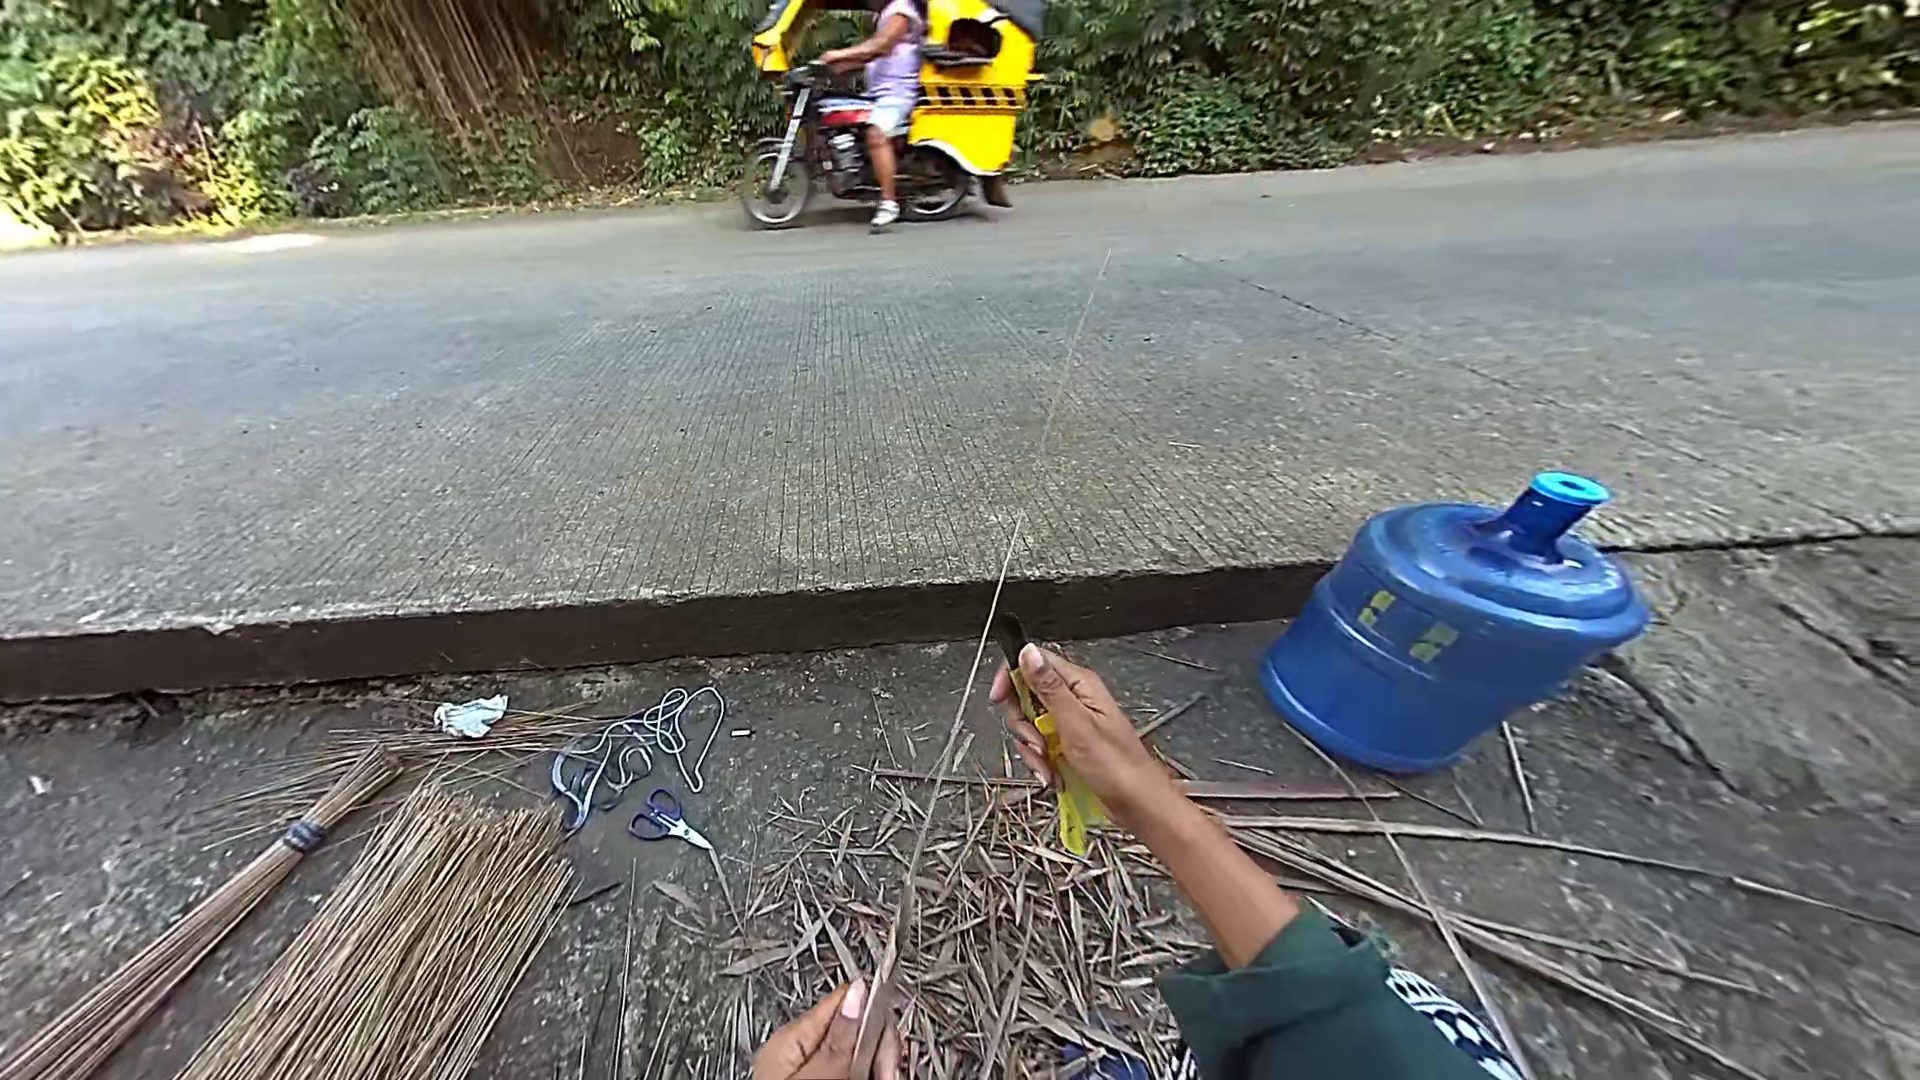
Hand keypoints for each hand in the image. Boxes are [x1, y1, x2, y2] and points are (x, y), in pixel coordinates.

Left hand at [751, 979, 902, 1079]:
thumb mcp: (811, 1079)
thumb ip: (836, 1039)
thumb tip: (860, 987)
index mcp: (789, 1038)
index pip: (847, 998)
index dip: (876, 1016)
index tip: (891, 1048)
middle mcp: (797, 1050)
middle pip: (857, 1024)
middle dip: (879, 1046)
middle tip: (888, 1073)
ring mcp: (807, 1068)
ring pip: (859, 1048)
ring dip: (877, 1062)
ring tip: (883, 1076)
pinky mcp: (817, 1077)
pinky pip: (854, 1066)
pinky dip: (869, 1070)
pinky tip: (874, 1076)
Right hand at [990, 645, 1178, 828]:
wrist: (1137, 805)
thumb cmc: (1117, 766)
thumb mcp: (1076, 724)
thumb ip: (1049, 688)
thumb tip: (1029, 653)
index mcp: (1079, 684)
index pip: (1034, 663)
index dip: (1011, 677)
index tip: (999, 697)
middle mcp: (1074, 697)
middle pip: (1026, 694)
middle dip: (1023, 721)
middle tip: (1035, 740)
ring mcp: (1070, 720)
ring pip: (1030, 722)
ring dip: (1032, 747)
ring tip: (1048, 762)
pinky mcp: (1068, 742)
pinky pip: (1040, 744)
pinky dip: (1041, 760)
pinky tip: (1053, 773)